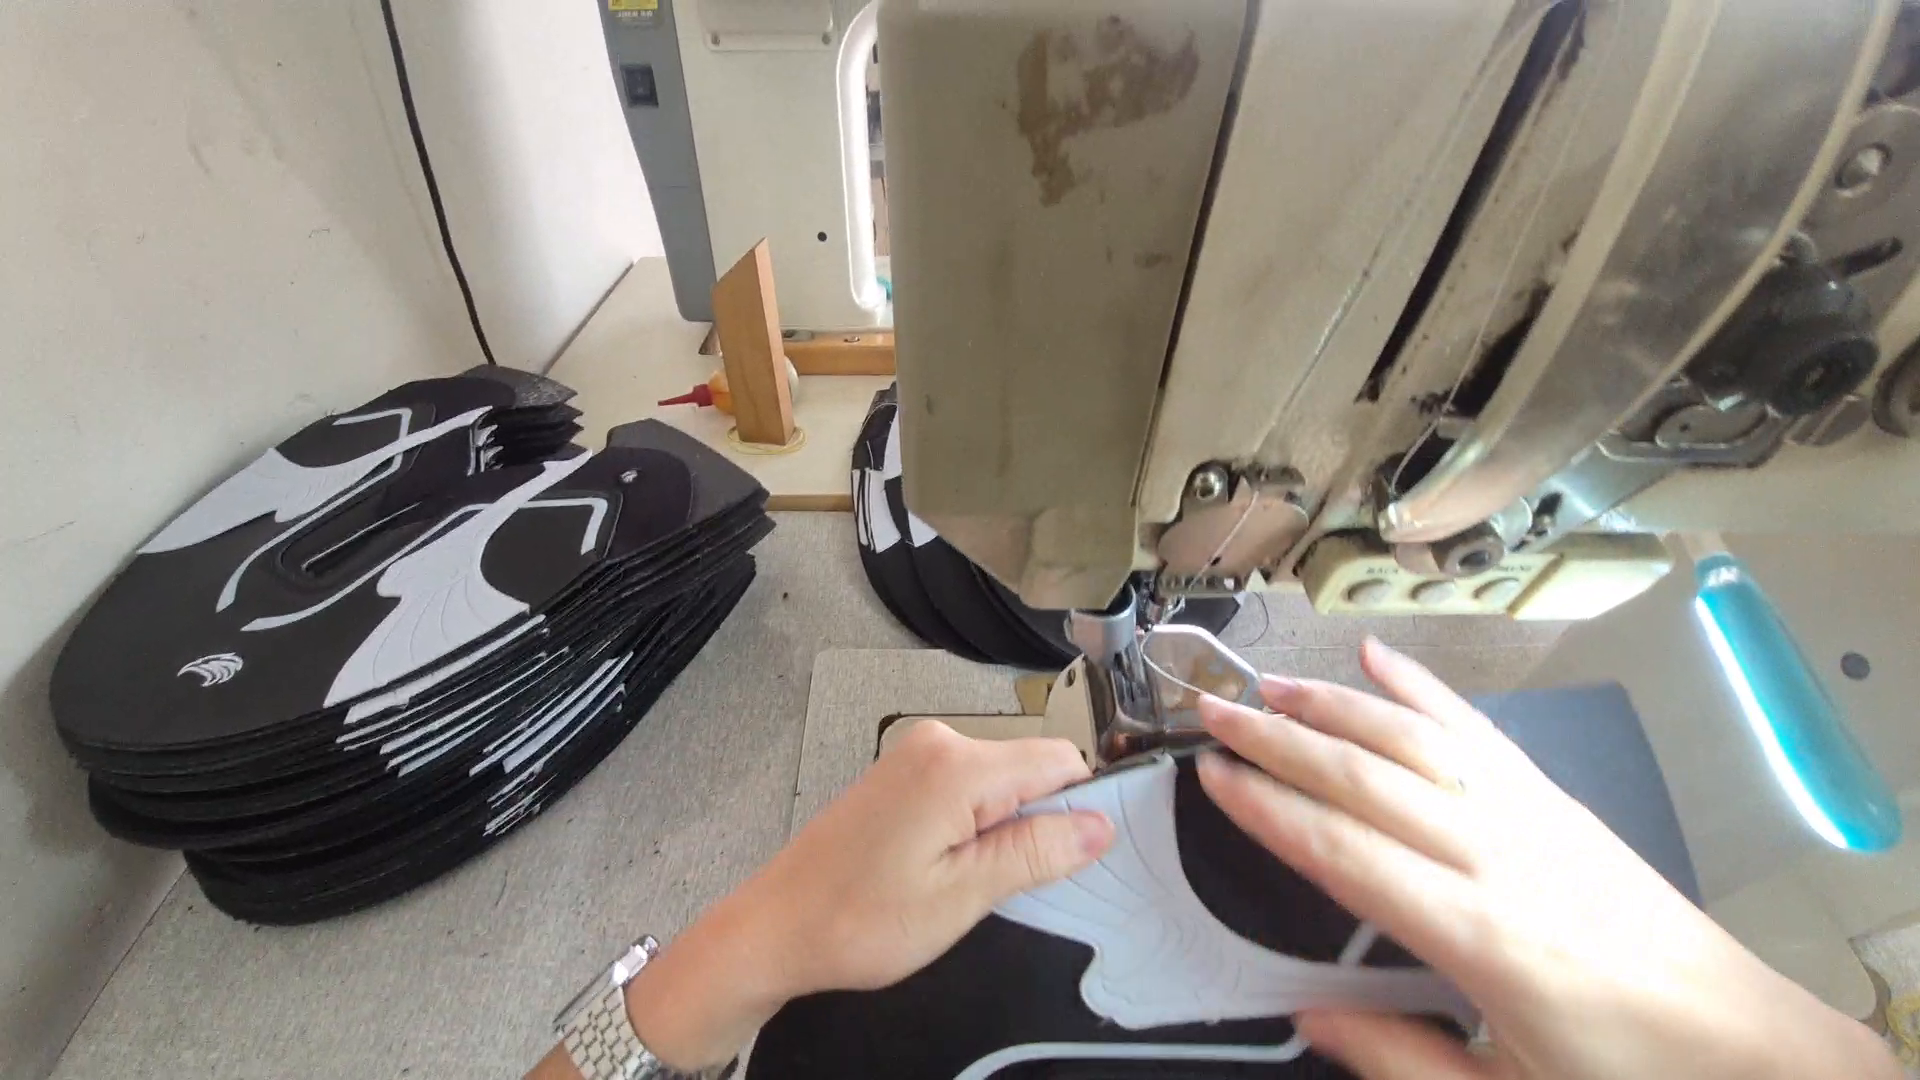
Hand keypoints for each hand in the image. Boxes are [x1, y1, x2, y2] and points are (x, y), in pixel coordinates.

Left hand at [616, 722, 1112, 1069]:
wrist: (778, 924)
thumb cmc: (855, 918)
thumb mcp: (961, 896)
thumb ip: (1036, 852)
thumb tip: (1097, 825)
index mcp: (956, 765)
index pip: (1060, 759)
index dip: (1082, 804)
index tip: (1078, 852)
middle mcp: (939, 743)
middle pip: (1032, 767)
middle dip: (1039, 821)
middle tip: (1007, 880)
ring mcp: (919, 752)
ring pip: (1004, 777)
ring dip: (1005, 825)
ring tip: (966, 877)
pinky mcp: (908, 769)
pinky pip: (972, 782)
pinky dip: (978, 819)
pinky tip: (948, 861)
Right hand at [1194, 638, 1898, 1079]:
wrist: (1762, 1057)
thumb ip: (1399, 1060)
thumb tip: (1304, 1016)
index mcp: (1476, 935)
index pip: (1341, 850)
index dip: (1266, 809)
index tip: (1211, 776)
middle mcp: (1493, 855)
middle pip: (1361, 778)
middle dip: (1276, 741)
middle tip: (1213, 713)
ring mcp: (1526, 814)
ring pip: (1409, 738)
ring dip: (1332, 705)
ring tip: (1270, 685)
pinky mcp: (1551, 796)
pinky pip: (1475, 726)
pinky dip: (1421, 686)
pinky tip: (1376, 655)